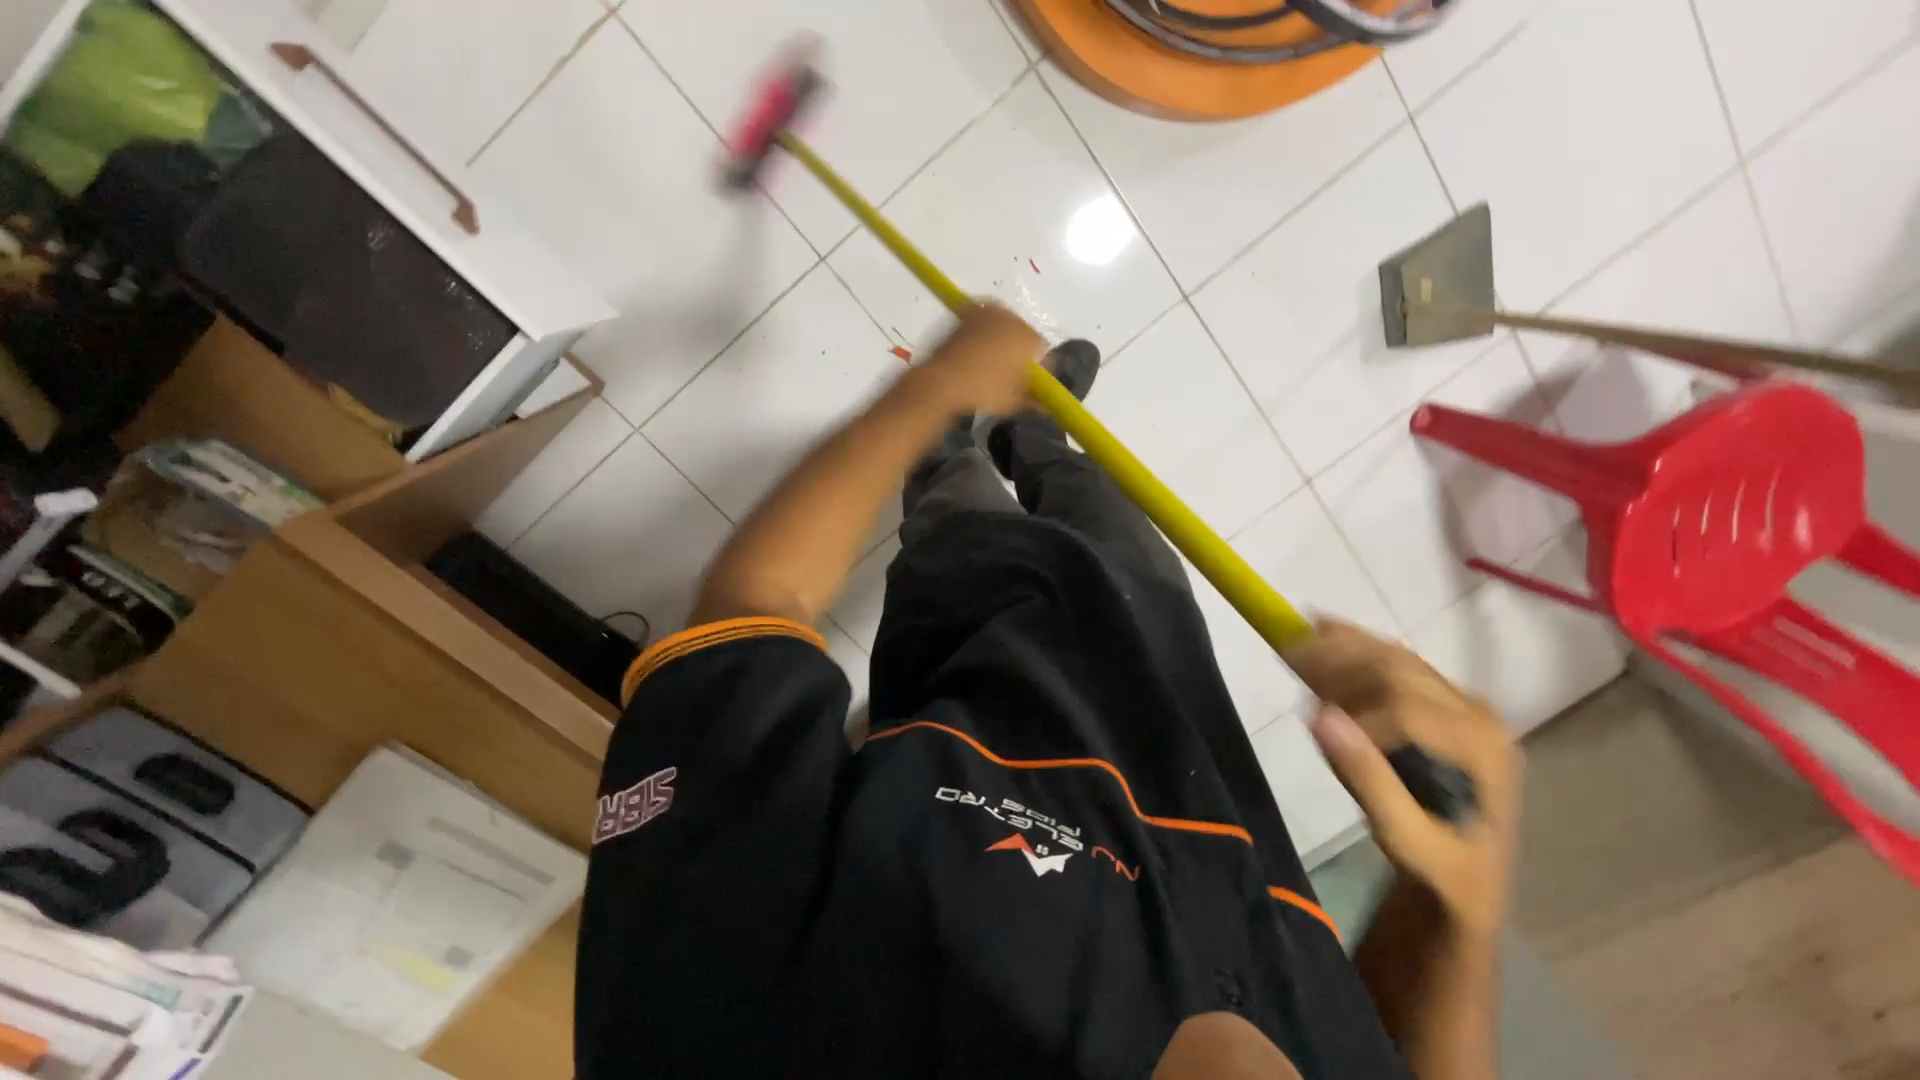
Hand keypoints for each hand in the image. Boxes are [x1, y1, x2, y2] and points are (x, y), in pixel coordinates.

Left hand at [912, 301, 1045, 414]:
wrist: (941, 380)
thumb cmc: (983, 390)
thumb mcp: (1013, 402)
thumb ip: (1033, 400)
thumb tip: (1043, 404)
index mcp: (1030, 337)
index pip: (1044, 352)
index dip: (1038, 369)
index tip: (1030, 384)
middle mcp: (1013, 318)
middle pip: (1024, 335)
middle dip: (1020, 351)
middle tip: (1010, 374)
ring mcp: (989, 311)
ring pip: (1004, 327)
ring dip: (1002, 341)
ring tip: (990, 364)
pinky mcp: (968, 311)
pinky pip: (984, 323)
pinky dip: (983, 334)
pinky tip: (974, 353)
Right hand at [1285, 619, 1520, 937]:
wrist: (1472, 885)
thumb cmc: (1443, 871)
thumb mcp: (1404, 840)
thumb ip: (1368, 779)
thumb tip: (1320, 717)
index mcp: (1479, 746)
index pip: (1405, 708)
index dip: (1352, 710)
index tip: (1309, 720)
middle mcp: (1479, 714)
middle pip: (1399, 670)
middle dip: (1339, 658)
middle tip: (1285, 649)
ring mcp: (1466, 706)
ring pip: (1396, 659)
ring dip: (1343, 648)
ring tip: (1297, 640)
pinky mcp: (1448, 705)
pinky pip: (1398, 665)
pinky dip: (1357, 652)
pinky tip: (1325, 636)